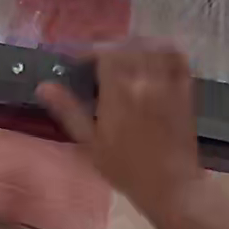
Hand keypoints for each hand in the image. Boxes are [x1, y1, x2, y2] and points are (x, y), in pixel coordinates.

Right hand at [35, 48, 207, 214]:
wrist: (168, 184)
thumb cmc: (122, 167)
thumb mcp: (88, 141)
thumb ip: (68, 109)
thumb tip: (43, 86)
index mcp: (119, 92)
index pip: (106, 54)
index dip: (89, 52)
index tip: (77, 62)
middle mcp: (146, 81)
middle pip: (128, 46)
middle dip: (109, 48)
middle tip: (94, 60)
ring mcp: (169, 83)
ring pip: (152, 47)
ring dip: (134, 45)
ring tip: (120, 56)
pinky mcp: (185, 90)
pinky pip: (177, 58)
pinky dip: (163, 50)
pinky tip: (151, 55)